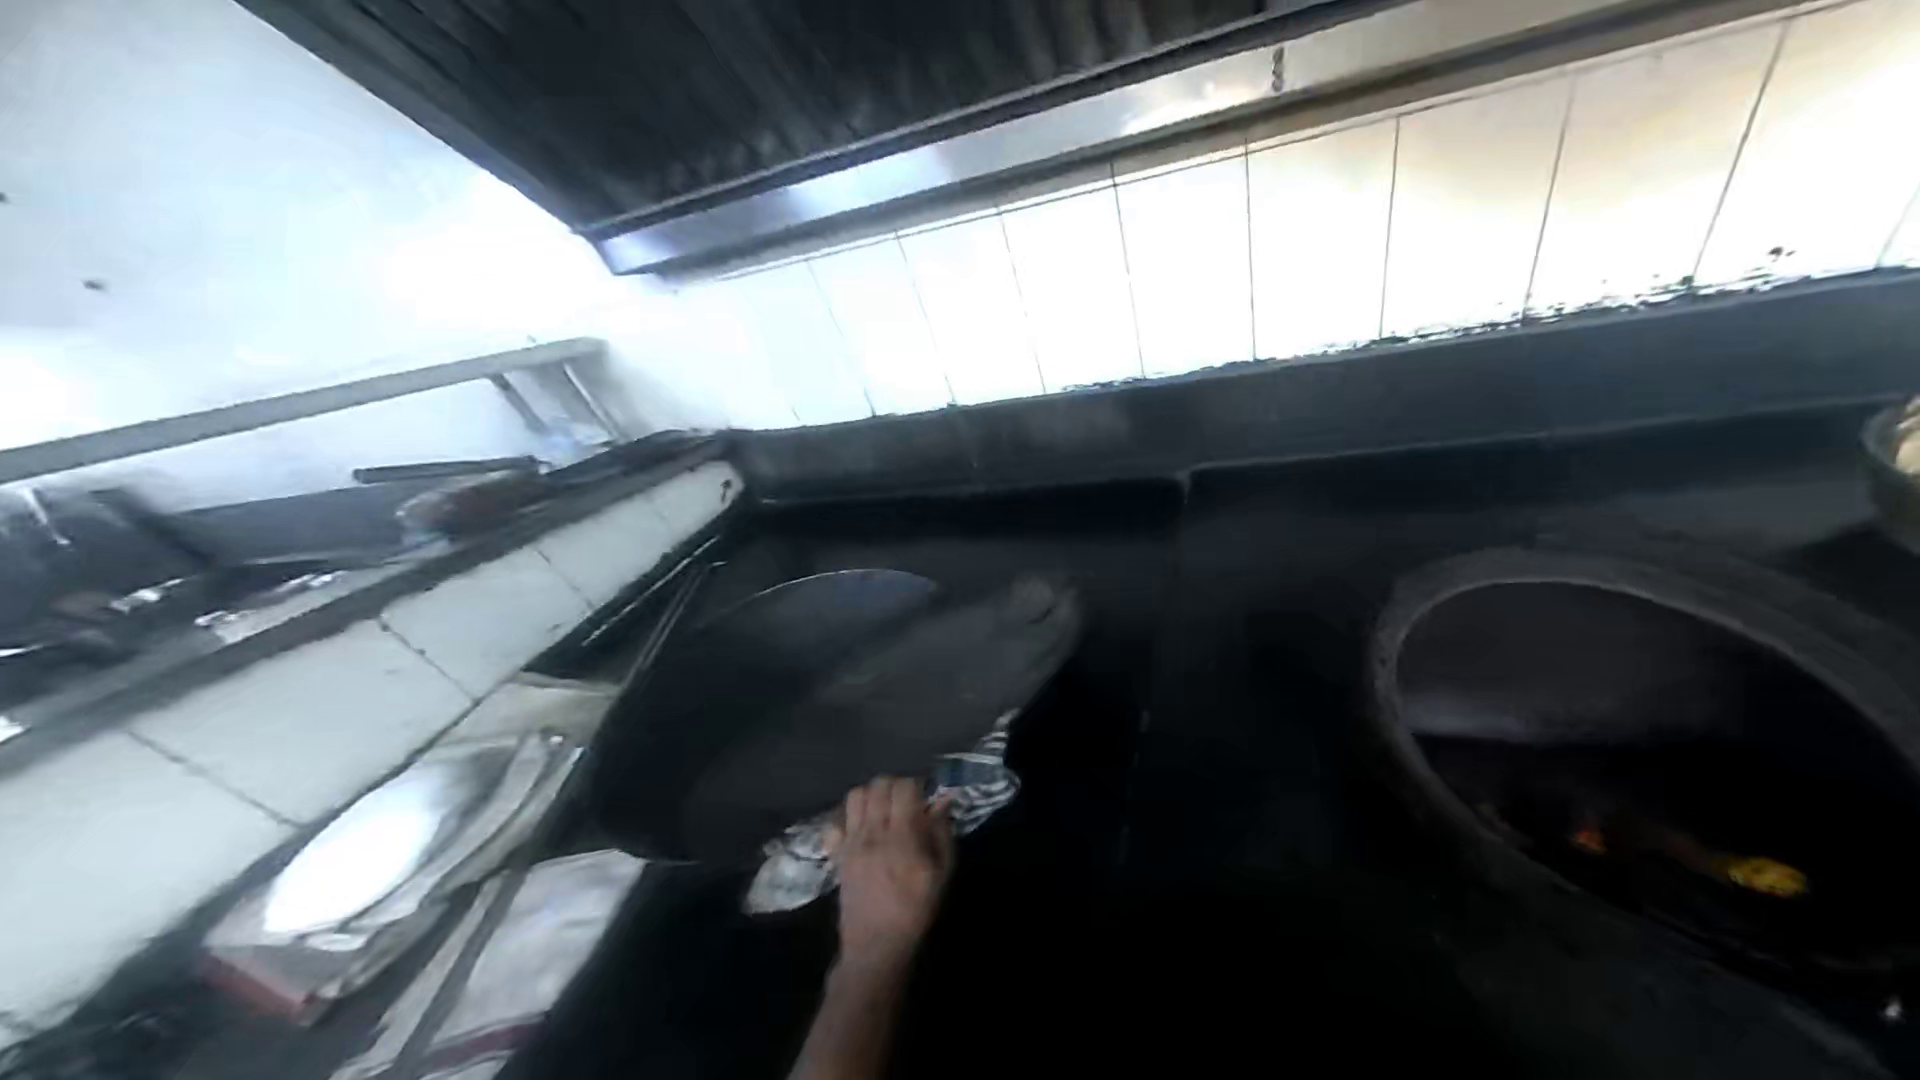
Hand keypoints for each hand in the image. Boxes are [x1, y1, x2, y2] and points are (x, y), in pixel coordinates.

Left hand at [829, 777, 953, 967]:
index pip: (904, 788)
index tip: (924, 798)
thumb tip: (943, 801)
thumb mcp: (941, 874)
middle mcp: (872, 832)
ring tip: (884, 810)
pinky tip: (861, 829)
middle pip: (879, 785)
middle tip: (906, 802)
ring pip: (856, 796)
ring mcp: (851, 842)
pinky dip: (848, 818)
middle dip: (895, 786)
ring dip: (872, 796)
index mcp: (901, 837)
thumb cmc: (915, 910)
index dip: (916, 785)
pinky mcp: (837, 854)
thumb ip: (942, 833)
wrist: (876, 946)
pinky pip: (835, 822)